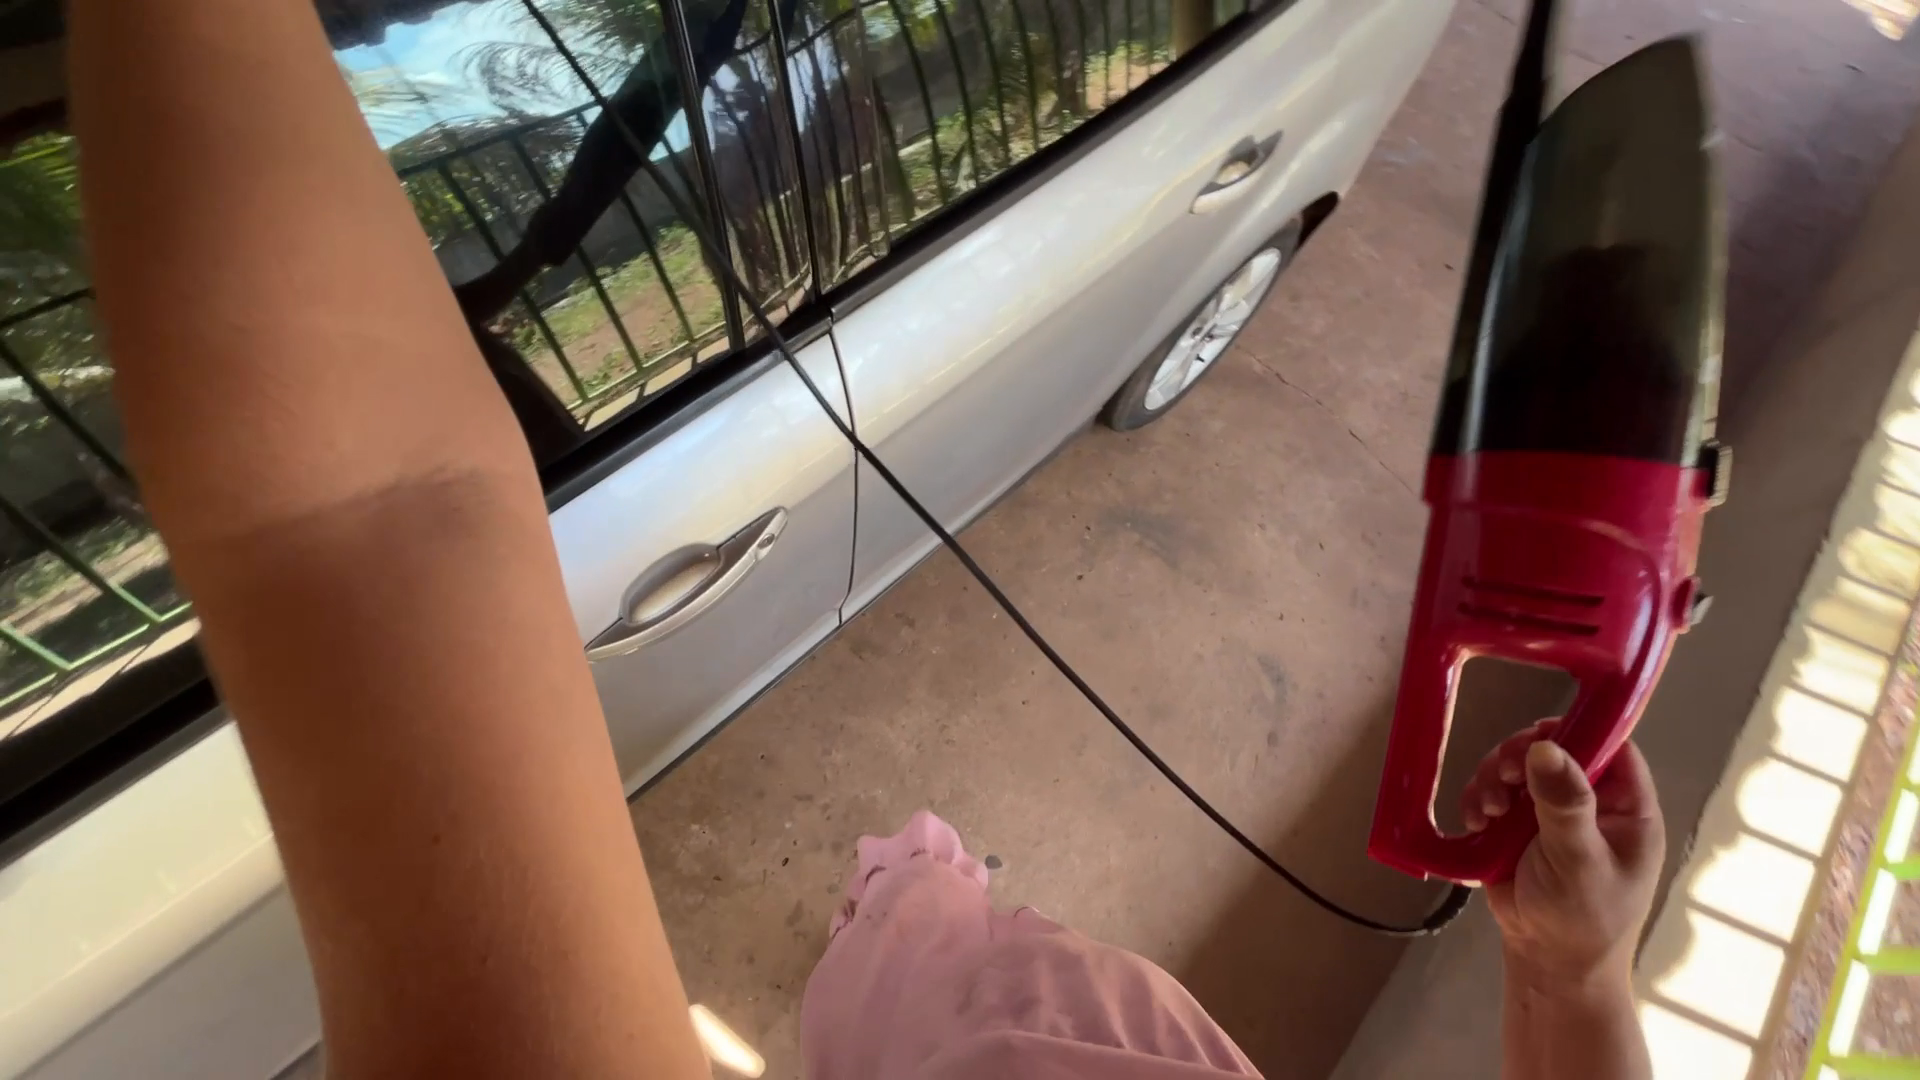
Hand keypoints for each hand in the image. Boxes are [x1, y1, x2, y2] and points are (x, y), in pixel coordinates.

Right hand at [1460, 720, 1664, 989]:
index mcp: (1625, 809)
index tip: (1538, 737)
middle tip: (1505, 778)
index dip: (1579, 731)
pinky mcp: (1514, 824)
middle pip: (1551, 749)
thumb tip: (1547, 747)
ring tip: (1487, 811)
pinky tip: (1476, 820)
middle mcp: (1589, 802)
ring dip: (1493, 779)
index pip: (1611, 747)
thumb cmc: (1582, 916)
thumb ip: (1565, 804)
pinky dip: (1477, 798)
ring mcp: (1549, 812)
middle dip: (1519, 758)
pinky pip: (1490, 790)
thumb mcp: (1577, 859)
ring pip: (1515, 767)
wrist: (1547, 959)